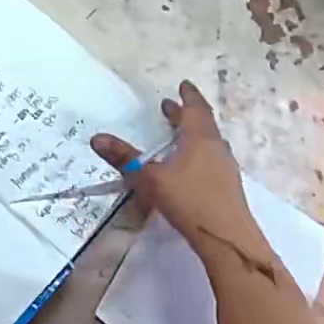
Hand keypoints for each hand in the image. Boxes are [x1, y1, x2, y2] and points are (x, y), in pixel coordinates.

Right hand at [91, 81, 279, 278]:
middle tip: (169, 108)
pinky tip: (186, 168)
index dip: (188, 96)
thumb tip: (96, 138)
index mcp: (200, 139)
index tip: (184, 85)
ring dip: (191, 135)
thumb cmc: (189, 200)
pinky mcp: (226, 188)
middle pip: (202, 125)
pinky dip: (196, 154)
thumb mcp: (149, 179)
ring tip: (176, 136)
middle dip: (185, 115)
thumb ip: (124, 159)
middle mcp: (216, 149)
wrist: (227, 239)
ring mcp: (224, 169)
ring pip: (207, 144)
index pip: (195, 109)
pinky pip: (210, 160)